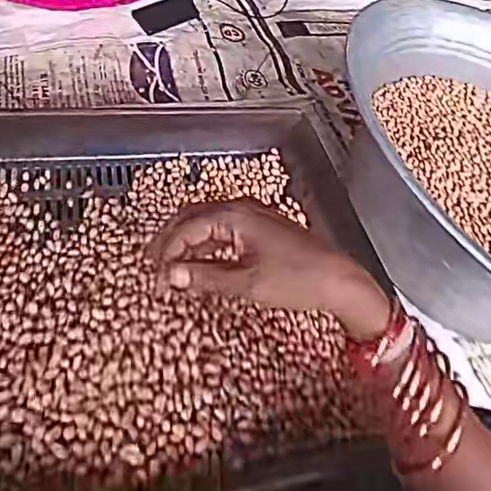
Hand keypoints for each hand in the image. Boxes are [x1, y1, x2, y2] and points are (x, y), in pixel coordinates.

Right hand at [146, 200, 390, 339]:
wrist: (339, 280)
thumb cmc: (296, 279)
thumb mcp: (246, 283)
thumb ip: (205, 277)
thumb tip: (170, 275)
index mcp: (233, 215)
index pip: (186, 228)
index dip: (166, 252)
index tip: (154, 276)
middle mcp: (239, 208)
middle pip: (191, 217)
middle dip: (169, 239)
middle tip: (151, 263)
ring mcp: (250, 215)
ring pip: (205, 222)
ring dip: (185, 241)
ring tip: (169, 263)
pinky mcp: (259, 227)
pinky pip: (220, 229)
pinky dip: (203, 244)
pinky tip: (198, 261)